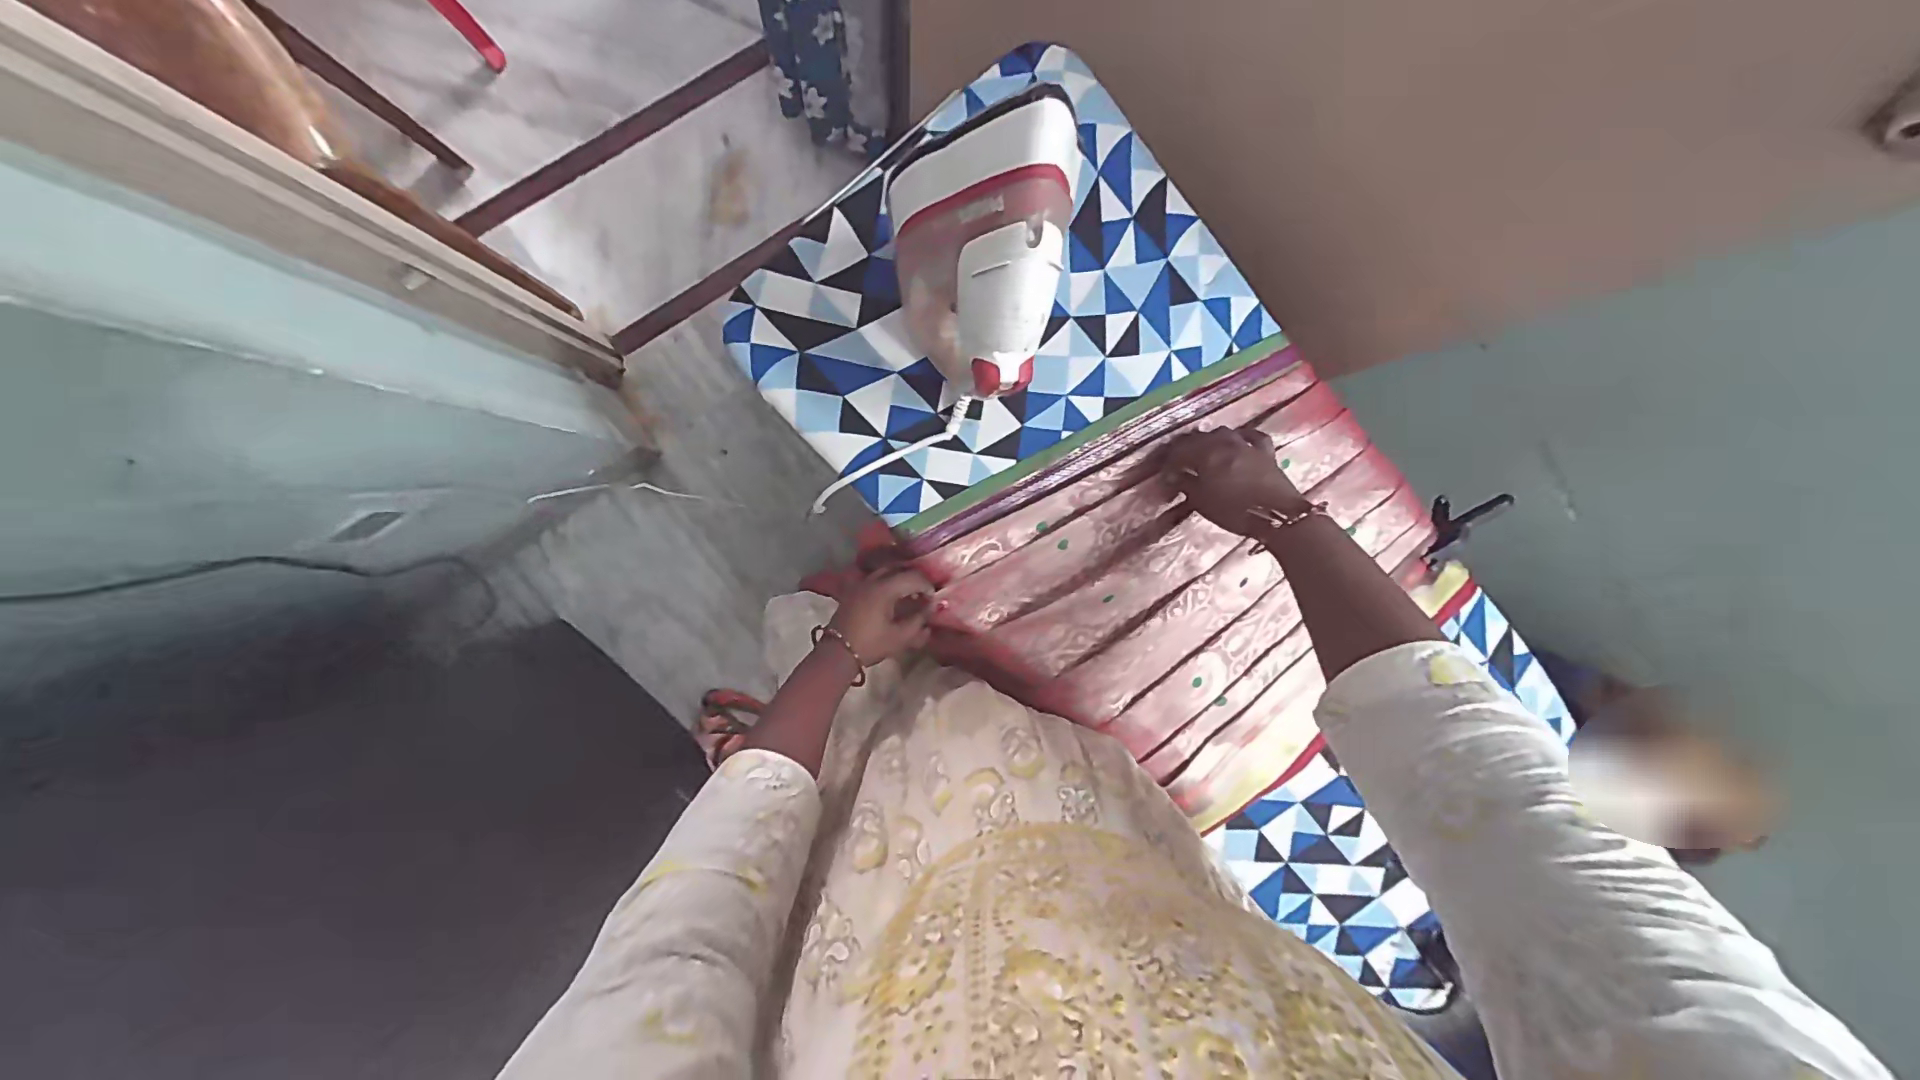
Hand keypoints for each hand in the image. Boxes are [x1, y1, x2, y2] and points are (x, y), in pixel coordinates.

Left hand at [826, 566, 933, 664]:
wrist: (837, 652)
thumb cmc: (871, 644)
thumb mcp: (900, 636)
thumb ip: (919, 619)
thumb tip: (931, 607)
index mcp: (885, 588)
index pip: (913, 577)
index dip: (927, 586)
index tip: (932, 600)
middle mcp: (872, 580)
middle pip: (899, 569)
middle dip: (915, 579)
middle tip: (923, 595)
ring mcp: (860, 583)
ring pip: (886, 571)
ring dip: (900, 579)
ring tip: (908, 595)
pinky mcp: (853, 590)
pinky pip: (875, 578)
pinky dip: (888, 582)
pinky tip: (891, 598)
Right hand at [1161, 426, 1306, 535]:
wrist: (1277, 516)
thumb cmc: (1234, 511)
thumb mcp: (1202, 501)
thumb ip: (1186, 484)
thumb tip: (1173, 476)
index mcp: (1206, 455)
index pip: (1180, 451)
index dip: (1169, 461)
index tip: (1164, 473)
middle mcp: (1225, 443)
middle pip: (1200, 438)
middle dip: (1186, 448)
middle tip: (1178, 462)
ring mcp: (1246, 445)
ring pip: (1223, 434)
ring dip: (1210, 439)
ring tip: (1204, 450)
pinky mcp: (1265, 451)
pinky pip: (1251, 436)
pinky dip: (1242, 436)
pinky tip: (1238, 439)